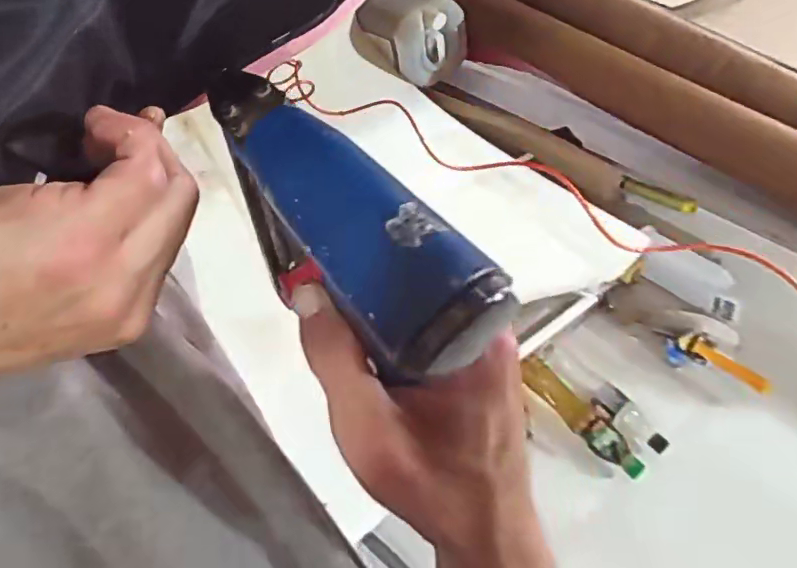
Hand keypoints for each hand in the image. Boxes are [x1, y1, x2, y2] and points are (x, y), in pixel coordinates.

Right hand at [0, 106, 198, 378]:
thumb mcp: (14, 193)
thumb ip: (87, 171)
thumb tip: (131, 145)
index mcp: (90, 245)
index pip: (152, 170)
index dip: (131, 132)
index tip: (93, 120)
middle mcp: (123, 288)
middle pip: (179, 200)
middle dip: (153, 156)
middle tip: (107, 137)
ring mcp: (123, 318)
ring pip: (174, 230)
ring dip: (152, 190)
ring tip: (110, 168)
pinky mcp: (114, 332)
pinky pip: (154, 262)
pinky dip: (143, 226)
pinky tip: (110, 209)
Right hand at [295, 286, 552, 567]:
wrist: (483, 538)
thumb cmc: (432, 487)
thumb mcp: (367, 429)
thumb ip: (334, 358)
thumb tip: (308, 292)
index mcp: (476, 334)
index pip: (413, 266)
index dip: (365, 259)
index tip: (324, 258)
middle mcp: (488, 327)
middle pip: (413, 279)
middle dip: (364, 283)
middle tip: (322, 289)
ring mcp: (486, 341)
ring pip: (416, 299)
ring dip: (376, 306)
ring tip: (339, 312)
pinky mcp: (476, 356)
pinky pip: (425, 321)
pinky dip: (392, 325)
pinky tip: (367, 343)